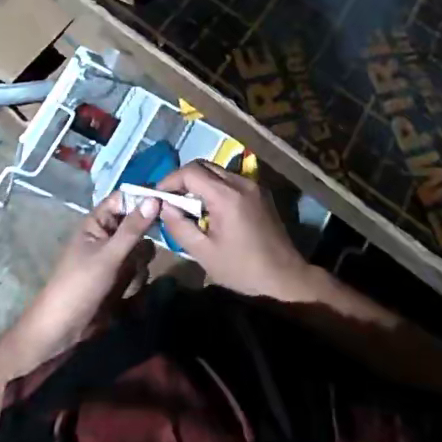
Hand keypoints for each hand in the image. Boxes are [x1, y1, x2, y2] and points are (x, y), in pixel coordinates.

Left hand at [4, 194, 158, 371]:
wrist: (61, 330)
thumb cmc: (79, 286)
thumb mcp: (108, 256)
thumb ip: (133, 228)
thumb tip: (154, 198)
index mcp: (97, 223)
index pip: (124, 198)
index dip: (144, 196)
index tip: (169, 200)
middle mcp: (107, 236)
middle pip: (137, 224)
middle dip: (144, 238)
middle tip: (154, 247)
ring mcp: (114, 258)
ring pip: (141, 249)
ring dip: (139, 264)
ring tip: (129, 281)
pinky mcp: (119, 278)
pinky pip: (138, 269)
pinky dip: (136, 280)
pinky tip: (127, 294)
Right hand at [156, 161, 320, 301]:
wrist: (284, 275)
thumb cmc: (242, 268)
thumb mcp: (204, 253)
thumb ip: (180, 227)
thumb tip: (164, 206)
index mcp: (226, 196)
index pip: (190, 172)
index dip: (170, 180)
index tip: (157, 195)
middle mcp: (240, 182)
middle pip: (204, 165)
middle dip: (183, 178)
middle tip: (170, 198)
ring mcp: (253, 185)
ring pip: (218, 171)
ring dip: (200, 182)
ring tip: (187, 205)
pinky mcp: (260, 192)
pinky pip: (231, 180)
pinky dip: (215, 186)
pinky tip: (210, 209)